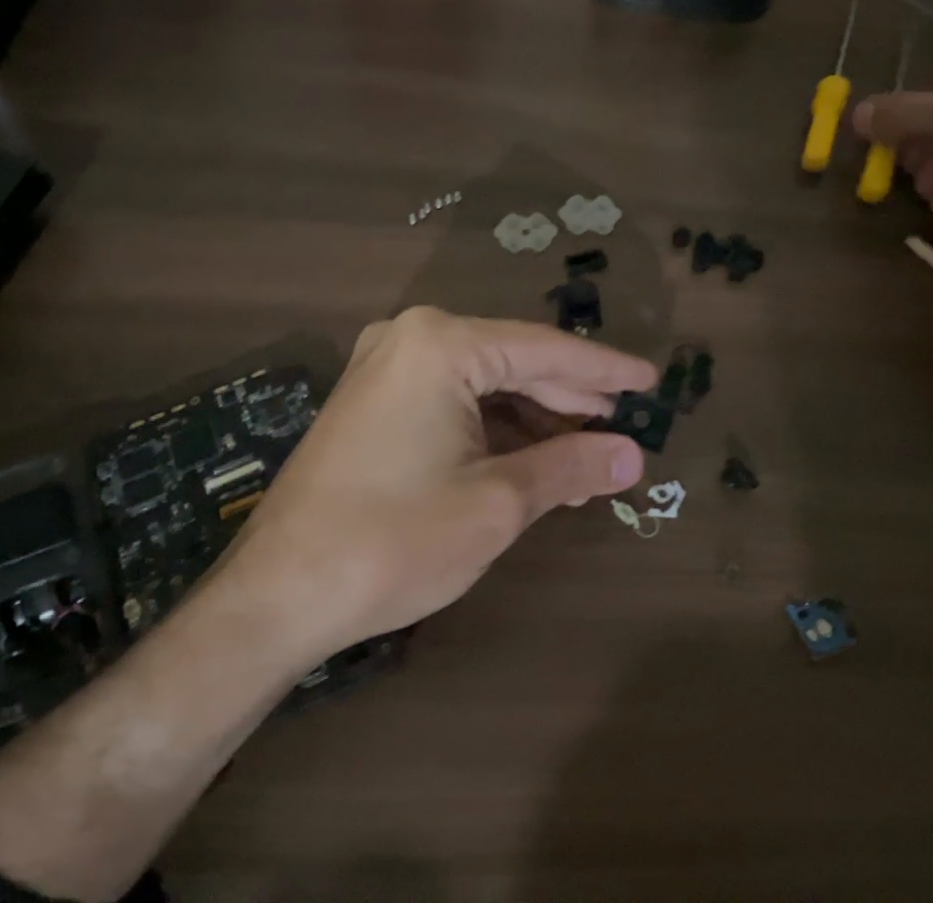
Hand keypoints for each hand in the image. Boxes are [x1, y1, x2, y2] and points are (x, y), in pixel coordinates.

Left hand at [213, 308, 655, 660]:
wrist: (281, 591)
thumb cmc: (397, 539)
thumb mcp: (498, 502)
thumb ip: (570, 467)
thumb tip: (632, 456)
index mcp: (440, 344)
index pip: (544, 350)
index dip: (603, 370)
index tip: (650, 380)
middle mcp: (407, 340)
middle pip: (511, 362)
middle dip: (569, 397)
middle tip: (624, 422)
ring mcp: (381, 372)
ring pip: (480, 385)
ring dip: (533, 419)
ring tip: (586, 451)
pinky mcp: (369, 407)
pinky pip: (449, 403)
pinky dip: (493, 430)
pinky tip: (529, 459)